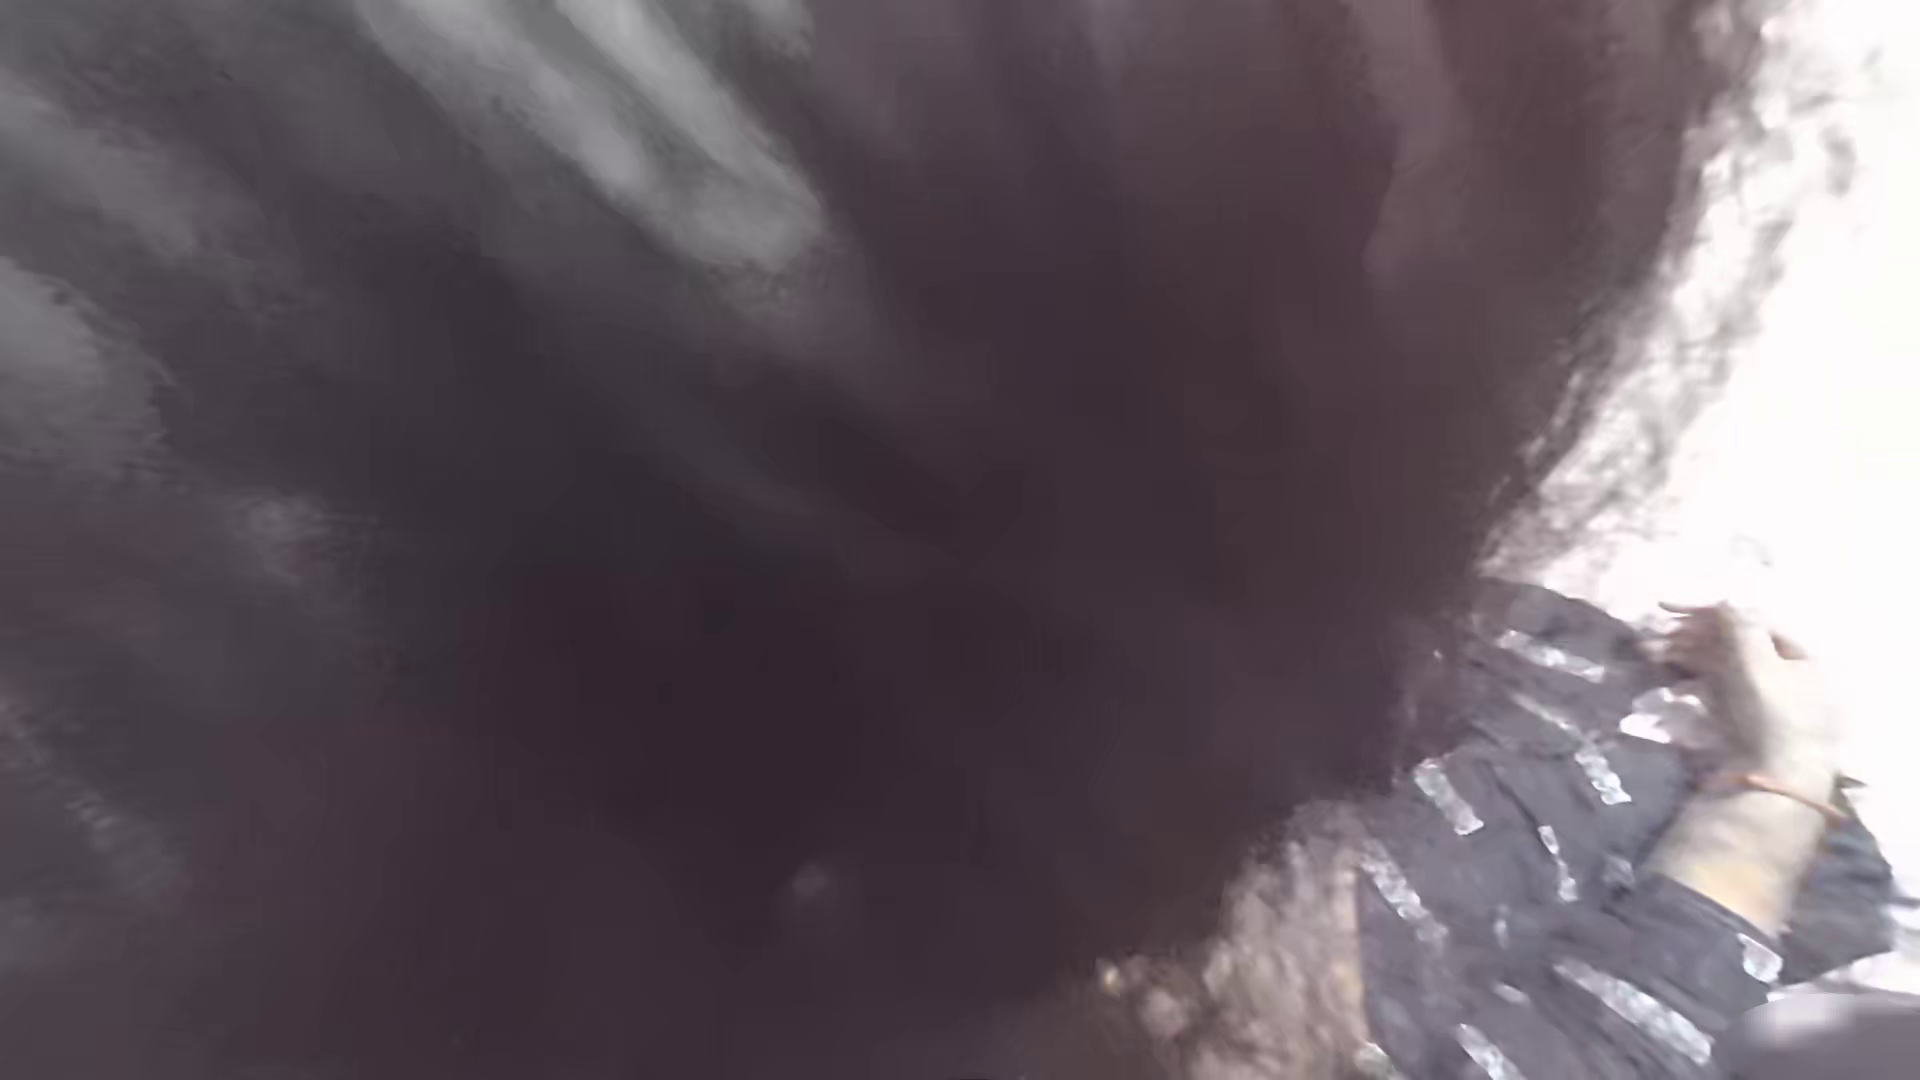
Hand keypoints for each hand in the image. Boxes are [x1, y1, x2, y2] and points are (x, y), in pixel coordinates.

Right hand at [1655, 602, 1840, 797]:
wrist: (1771, 765)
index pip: (1747, 622)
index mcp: (1795, 656)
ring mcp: (1754, 689)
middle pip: (1726, 641)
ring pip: (1709, 660)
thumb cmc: (1769, 711)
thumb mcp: (1756, 664)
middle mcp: (1778, 669)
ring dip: (1676, 653)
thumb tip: (1726, 599)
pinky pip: (1705, 680)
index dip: (1707, 613)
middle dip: (1685, 635)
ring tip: (1645, 653)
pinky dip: (1683, 674)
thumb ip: (1740, 628)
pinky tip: (1665, 679)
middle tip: (1651, 634)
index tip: (1663, 608)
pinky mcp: (1732, 706)